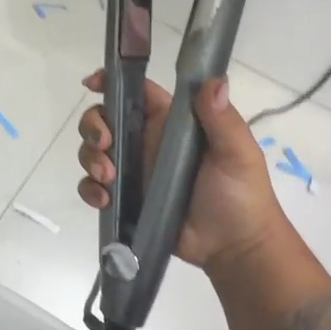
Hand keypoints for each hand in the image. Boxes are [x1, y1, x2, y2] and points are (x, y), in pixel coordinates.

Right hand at [75, 73, 290, 272]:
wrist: (235, 248)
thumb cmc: (241, 195)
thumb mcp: (238, 154)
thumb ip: (222, 119)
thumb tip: (213, 80)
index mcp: (169, 124)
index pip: (135, 91)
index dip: (110, 81)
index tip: (92, 84)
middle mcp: (144, 141)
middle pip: (102, 118)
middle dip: (92, 126)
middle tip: (105, 145)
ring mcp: (131, 170)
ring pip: (91, 150)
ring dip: (89, 159)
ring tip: (108, 178)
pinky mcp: (123, 197)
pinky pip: (90, 185)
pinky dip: (89, 189)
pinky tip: (105, 200)